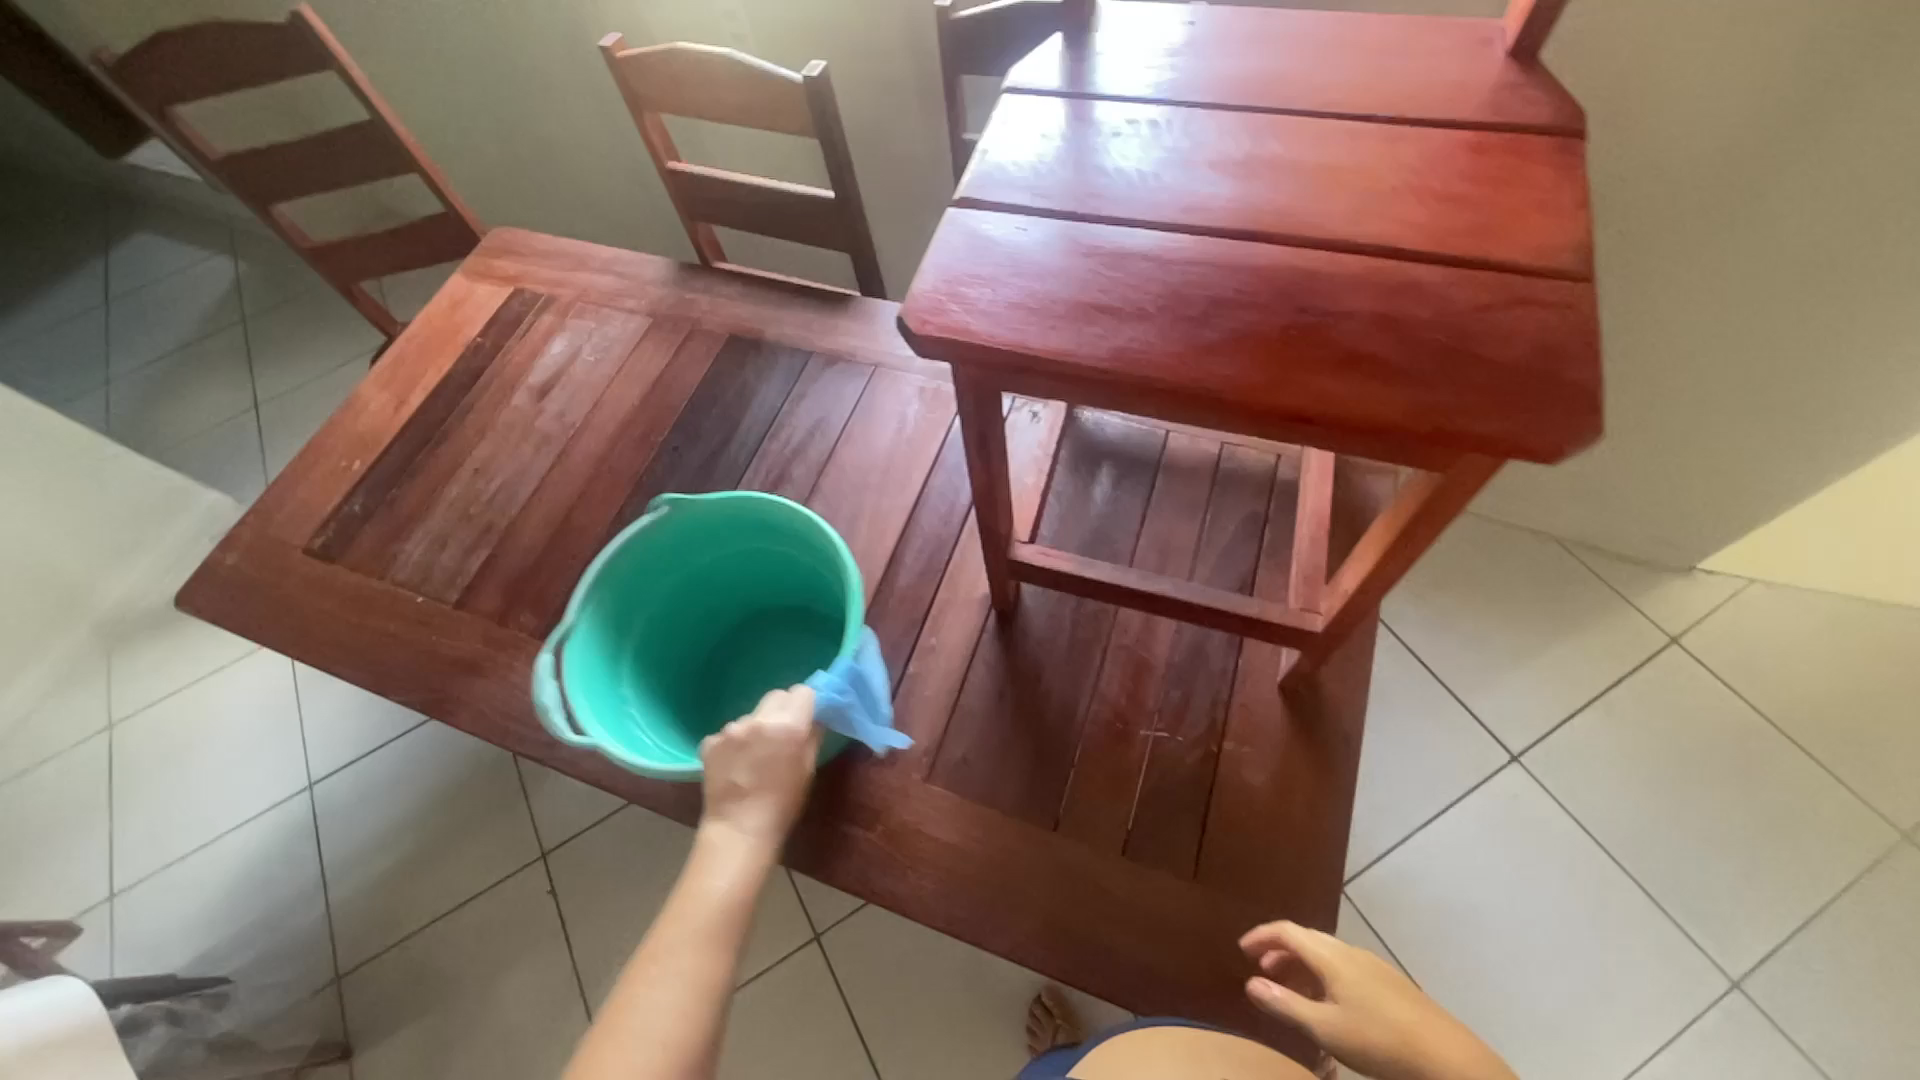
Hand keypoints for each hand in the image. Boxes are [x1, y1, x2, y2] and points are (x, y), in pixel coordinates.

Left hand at [698, 685, 821, 850]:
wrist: (739, 830)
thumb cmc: (783, 804)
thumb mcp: (808, 769)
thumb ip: (812, 735)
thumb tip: (815, 716)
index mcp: (788, 725)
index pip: (802, 691)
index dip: (806, 704)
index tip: (805, 719)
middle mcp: (758, 720)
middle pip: (776, 696)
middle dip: (783, 710)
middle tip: (782, 736)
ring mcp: (730, 729)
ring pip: (751, 715)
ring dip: (757, 728)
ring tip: (755, 758)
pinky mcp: (710, 741)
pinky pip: (729, 733)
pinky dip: (734, 744)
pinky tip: (736, 766)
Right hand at [1240, 921, 1515, 1079]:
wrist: (1449, 1060)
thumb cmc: (1380, 1041)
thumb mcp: (1325, 1029)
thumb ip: (1285, 1004)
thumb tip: (1251, 983)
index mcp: (1331, 956)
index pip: (1287, 931)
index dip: (1261, 936)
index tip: (1242, 950)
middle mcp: (1351, 952)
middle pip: (1307, 939)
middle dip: (1280, 951)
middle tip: (1262, 972)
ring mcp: (1374, 966)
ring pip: (1328, 954)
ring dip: (1302, 966)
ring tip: (1291, 992)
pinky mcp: (1391, 984)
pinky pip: (1345, 968)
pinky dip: (1324, 976)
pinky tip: (1330, 1006)